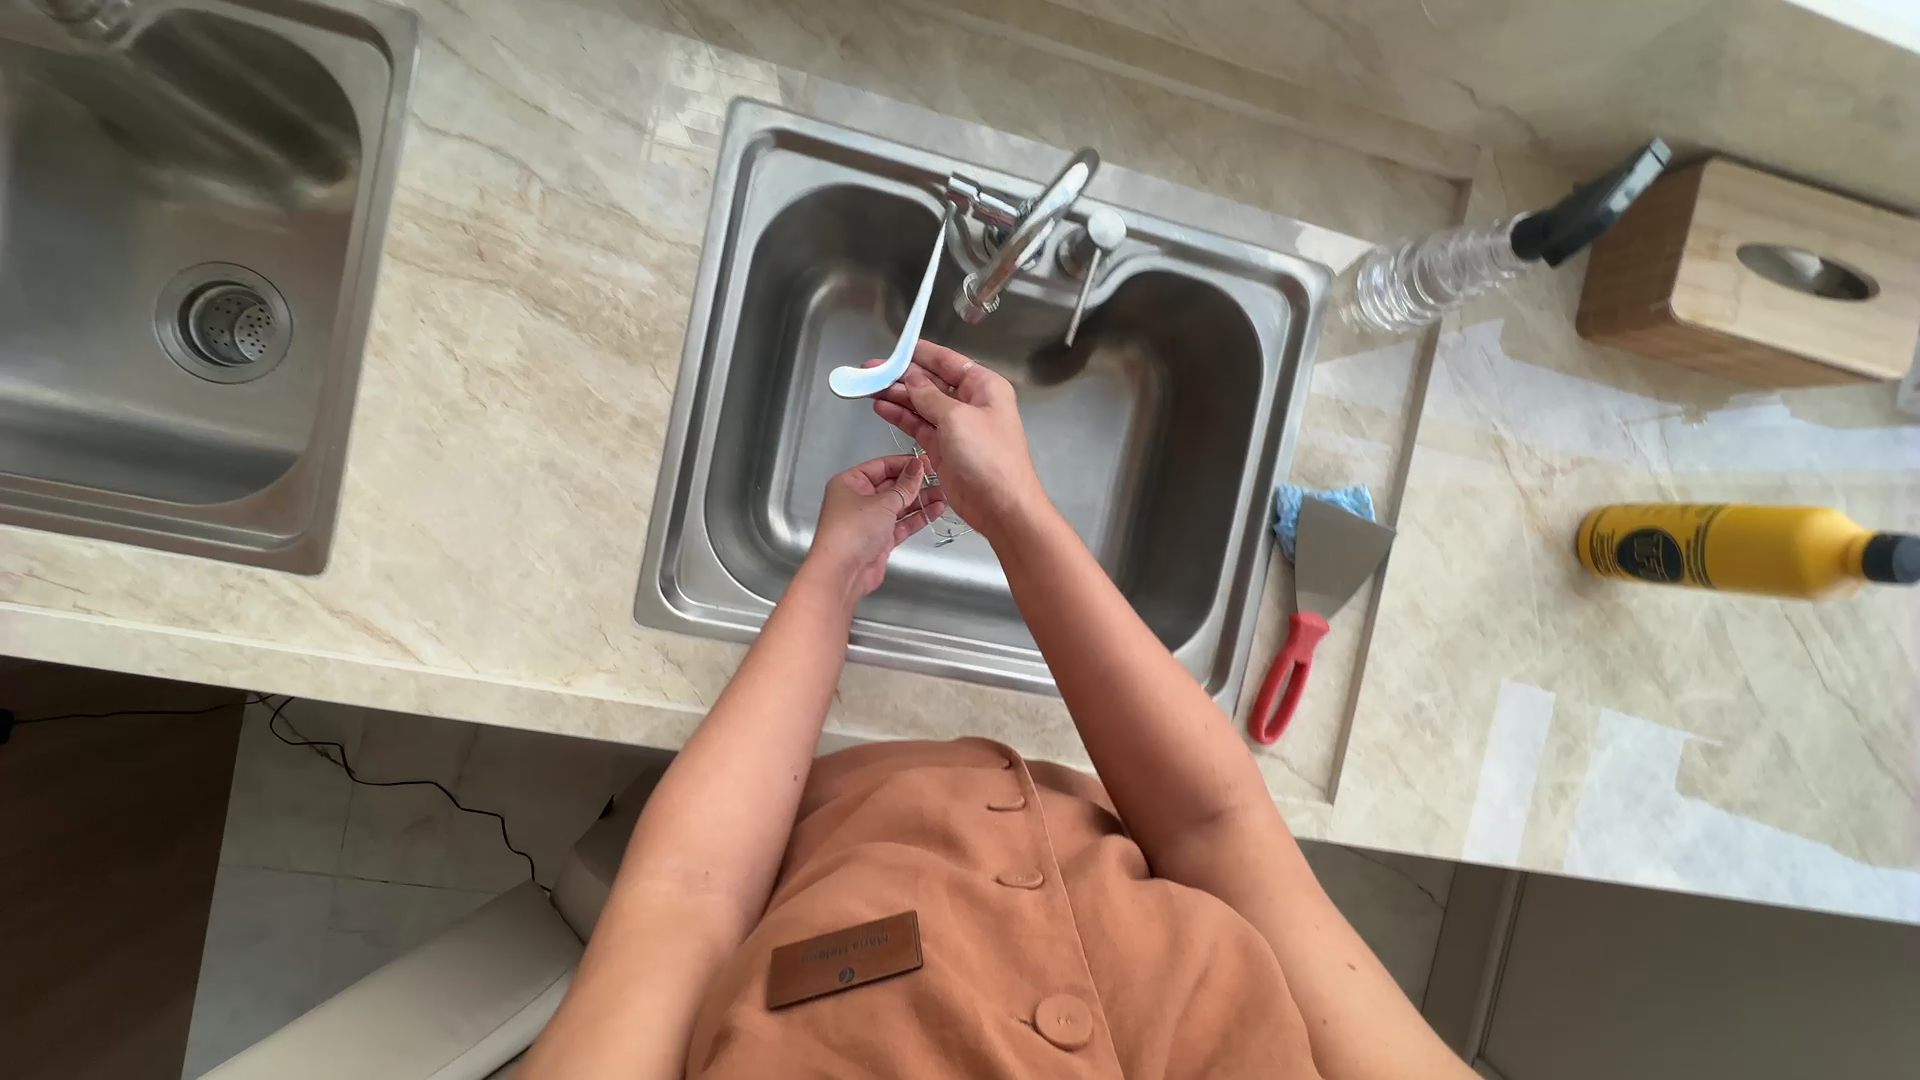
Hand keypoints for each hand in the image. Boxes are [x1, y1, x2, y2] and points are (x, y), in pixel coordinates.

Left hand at [805, 454, 945, 598]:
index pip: (881, 466)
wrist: (842, 573)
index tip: (927, 463)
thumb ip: (904, 486)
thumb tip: (918, 467)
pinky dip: (917, 518)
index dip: (905, 464)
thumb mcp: (882, 503)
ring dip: (920, 501)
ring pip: (899, 506)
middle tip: (939, 480)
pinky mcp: (880, 540)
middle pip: (891, 486)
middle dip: (915, 484)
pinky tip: (934, 511)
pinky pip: (901, 524)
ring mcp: (869, 521)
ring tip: (943, 495)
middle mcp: (858, 500)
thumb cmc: (853, 531)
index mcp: (850, 483)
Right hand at [872, 341, 1047, 537]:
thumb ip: (929, 396)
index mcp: (983, 387)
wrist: (1001, 506)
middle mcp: (970, 403)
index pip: (948, 362)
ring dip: (896, 396)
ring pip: (921, 404)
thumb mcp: (957, 418)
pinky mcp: (943, 448)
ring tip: (867, 387)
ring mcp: (955, 427)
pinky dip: (900, 416)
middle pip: (931, 382)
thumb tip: (912, 378)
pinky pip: (919, 426)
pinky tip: (881, 407)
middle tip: (870, 371)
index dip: (921, 354)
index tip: (895, 349)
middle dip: (902, 376)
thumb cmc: (988, 456)